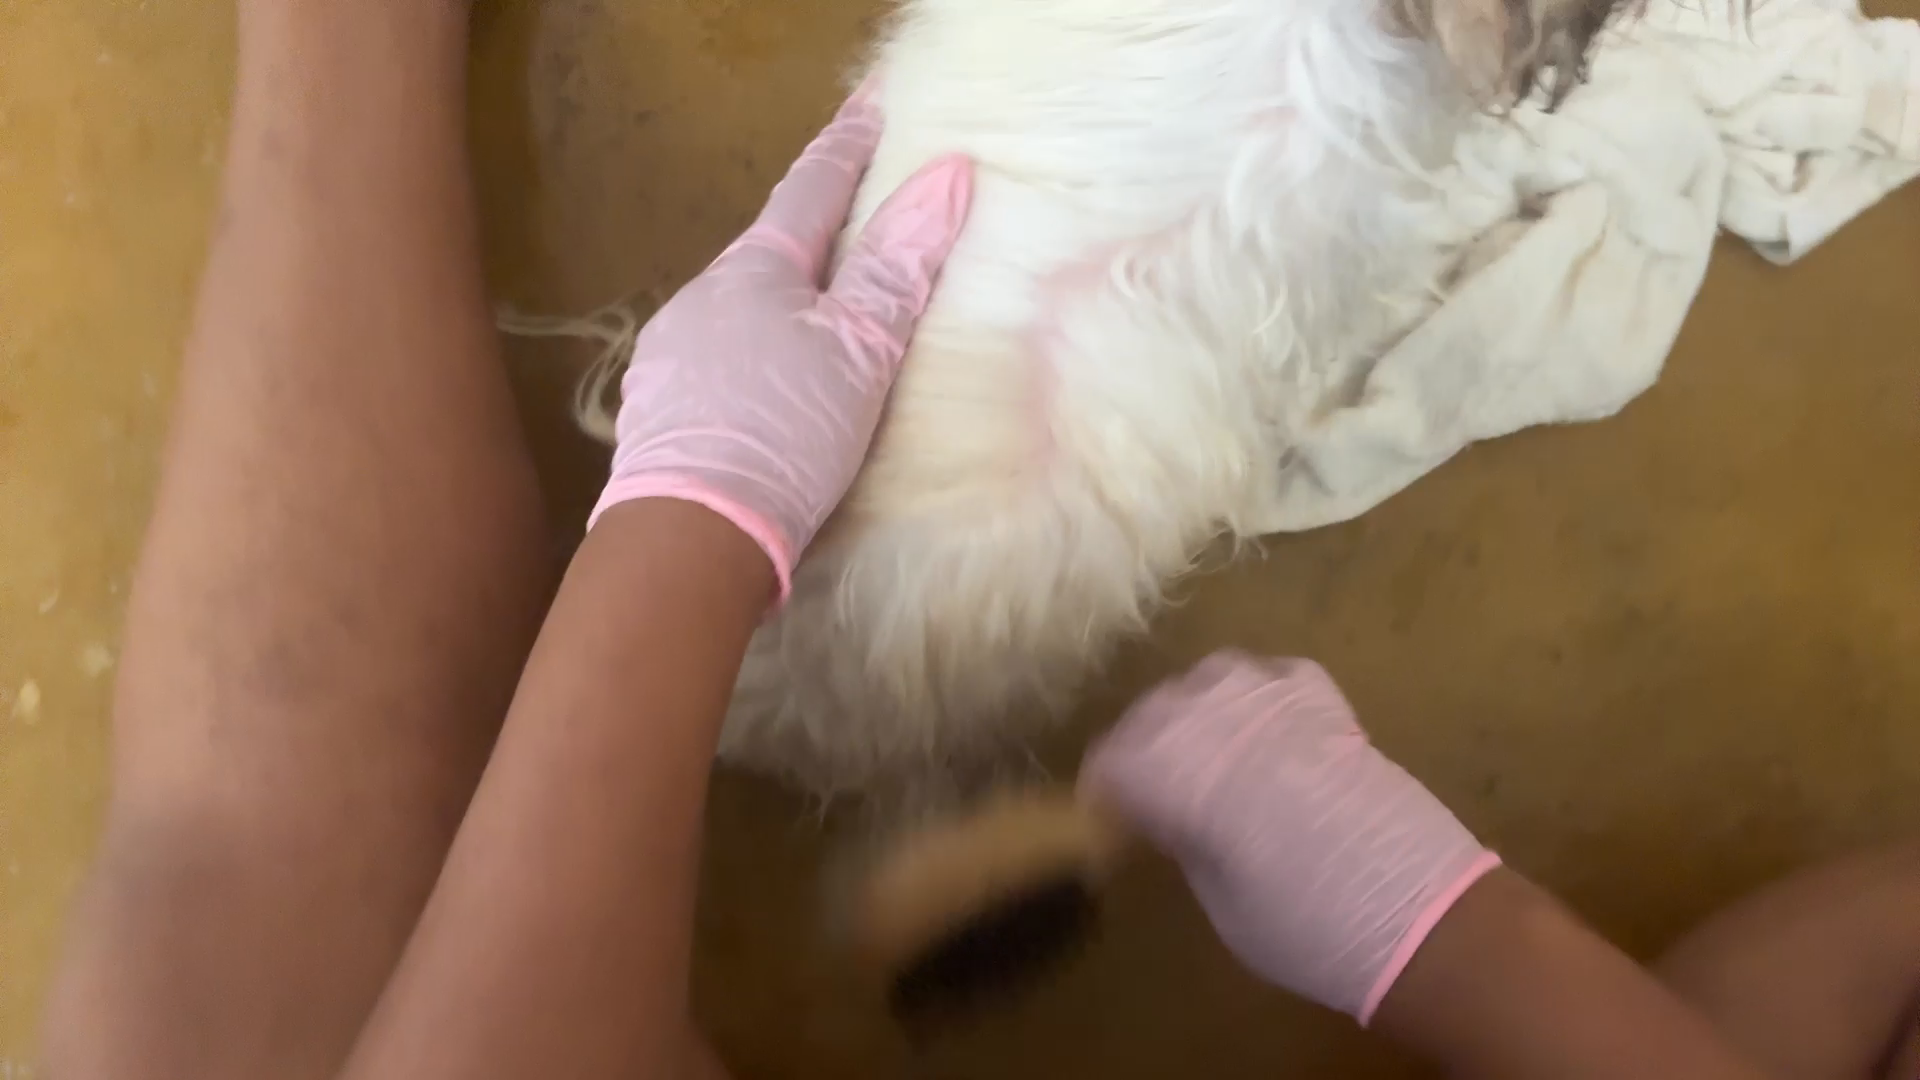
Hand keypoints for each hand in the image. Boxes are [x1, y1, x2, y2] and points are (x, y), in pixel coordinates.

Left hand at [590, 88, 973, 599]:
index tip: (869, 108)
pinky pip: (716, 363)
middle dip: (809, 236)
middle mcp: (703, 298)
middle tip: (849, 227)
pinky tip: (760, 393)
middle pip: (768, 252)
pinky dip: (748, 361)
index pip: (811, 191)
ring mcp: (673, 354)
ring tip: (807, 326)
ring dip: (775, 307)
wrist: (696, 531)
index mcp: (756, 271)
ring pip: (737, 312)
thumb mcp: (858, 352)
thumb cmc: (788, 429)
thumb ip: (897, 271)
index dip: (845, 149)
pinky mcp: (661, 408)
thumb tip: (947, 177)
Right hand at [1081, 651, 1500, 1023]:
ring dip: (1193, 713)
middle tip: (1157, 792)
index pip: (1109, 762)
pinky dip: (1256, 696)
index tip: (1111, 819)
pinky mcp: (1320, 697)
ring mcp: (1267, 696)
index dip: (1104, 792)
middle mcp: (1208, 716)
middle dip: (1142, 751)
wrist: (1423, 917)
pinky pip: (1268, 674)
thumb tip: (1162, 813)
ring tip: (1206, 748)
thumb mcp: (1215, 896)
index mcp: (1171, 770)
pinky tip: (1265, 726)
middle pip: (1148, 714)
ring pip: (1202, 678)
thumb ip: (1178, 834)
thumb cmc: (1303, 924)